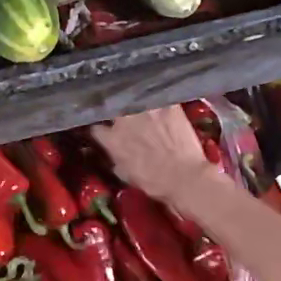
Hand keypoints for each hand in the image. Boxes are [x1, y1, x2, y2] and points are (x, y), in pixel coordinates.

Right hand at [91, 106, 215, 203]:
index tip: (104, 132)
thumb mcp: (125, 174)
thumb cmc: (154, 182)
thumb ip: (115, 157)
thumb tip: (114, 152)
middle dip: (117, 113)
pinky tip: (163, 107)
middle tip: (127, 120)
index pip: (96, 128)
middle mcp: (124, 119)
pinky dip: (160, 103)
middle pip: (115, 108)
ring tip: (145, 111)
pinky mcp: (167, 104)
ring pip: (136, 100)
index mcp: (112, 139)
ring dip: (138, 105)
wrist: (184, 176)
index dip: (100, 130)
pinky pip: (159, 98)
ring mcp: (146, 108)